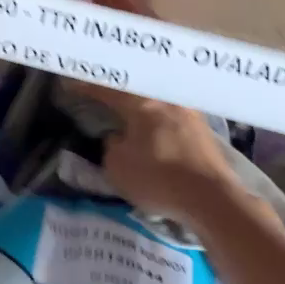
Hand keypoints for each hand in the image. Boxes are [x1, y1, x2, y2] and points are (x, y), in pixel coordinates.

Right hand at [67, 83, 245, 229]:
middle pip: (139, 90)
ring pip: (159, 102)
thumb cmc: (159, 179)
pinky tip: (156, 130)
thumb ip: (111, 146)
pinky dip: (160, 121)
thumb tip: (118, 137)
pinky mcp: (204, 132)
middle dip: (121, 92)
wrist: (212, 198)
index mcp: (144, 105)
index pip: (109, 90)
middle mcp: (168, 101)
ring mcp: (190, 114)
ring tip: (131, 112)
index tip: (72, 85)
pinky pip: (173, 117)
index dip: (88, 88)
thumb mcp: (117, 167)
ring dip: (144, 106)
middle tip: (106, 94)